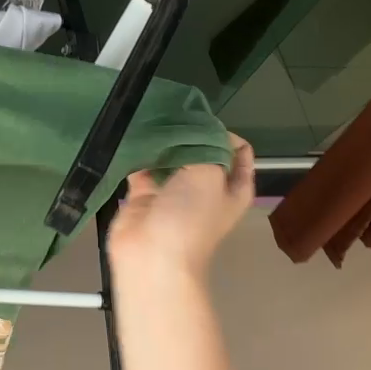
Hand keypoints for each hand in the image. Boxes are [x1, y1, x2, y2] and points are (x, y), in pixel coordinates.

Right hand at [107, 133, 254, 281]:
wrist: (153, 256)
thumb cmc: (190, 216)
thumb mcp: (210, 173)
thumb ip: (205, 145)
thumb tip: (193, 127)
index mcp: (232, 187)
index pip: (237, 150)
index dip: (224, 133)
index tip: (202, 121)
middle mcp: (205, 188)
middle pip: (200, 151)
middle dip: (188, 133)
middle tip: (172, 114)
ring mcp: (173, 192)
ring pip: (170, 158)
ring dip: (162, 141)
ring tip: (150, 119)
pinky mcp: (144, 196)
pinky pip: (142, 168)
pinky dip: (138, 155)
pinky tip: (132, 137)